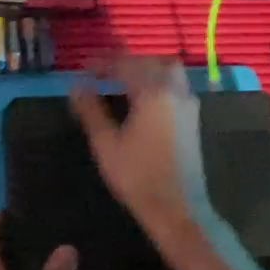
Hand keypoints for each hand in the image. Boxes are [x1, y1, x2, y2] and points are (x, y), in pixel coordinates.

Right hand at [69, 56, 201, 236]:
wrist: (176, 208)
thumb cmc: (137, 176)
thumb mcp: (105, 143)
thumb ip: (91, 110)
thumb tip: (76, 86)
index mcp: (152, 93)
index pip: (125, 64)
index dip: (102, 63)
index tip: (85, 69)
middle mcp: (174, 92)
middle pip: (152, 62)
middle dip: (128, 62)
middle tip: (106, 73)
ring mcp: (188, 105)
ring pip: (169, 72)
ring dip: (146, 71)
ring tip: (123, 85)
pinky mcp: (193, 120)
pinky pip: (175, 88)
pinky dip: (158, 85)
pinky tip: (142, 102)